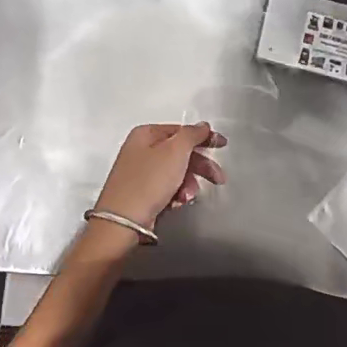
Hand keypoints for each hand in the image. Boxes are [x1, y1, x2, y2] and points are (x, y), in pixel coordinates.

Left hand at [93, 123, 227, 228]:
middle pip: (180, 153)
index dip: (203, 137)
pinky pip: (166, 189)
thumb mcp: (175, 151)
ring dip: (187, 185)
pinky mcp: (142, 193)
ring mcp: (140, 173)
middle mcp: (141, 150)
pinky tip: (176, 202)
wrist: (125, 220)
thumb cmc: (148, 182)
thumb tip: (202, 126)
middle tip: (217, 178)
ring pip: (176, 173)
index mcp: (146, 134)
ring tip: (186, 196)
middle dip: (199, 167)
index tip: (221, 145)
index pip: (181, 131)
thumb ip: (192, 135)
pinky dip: (175, 195)